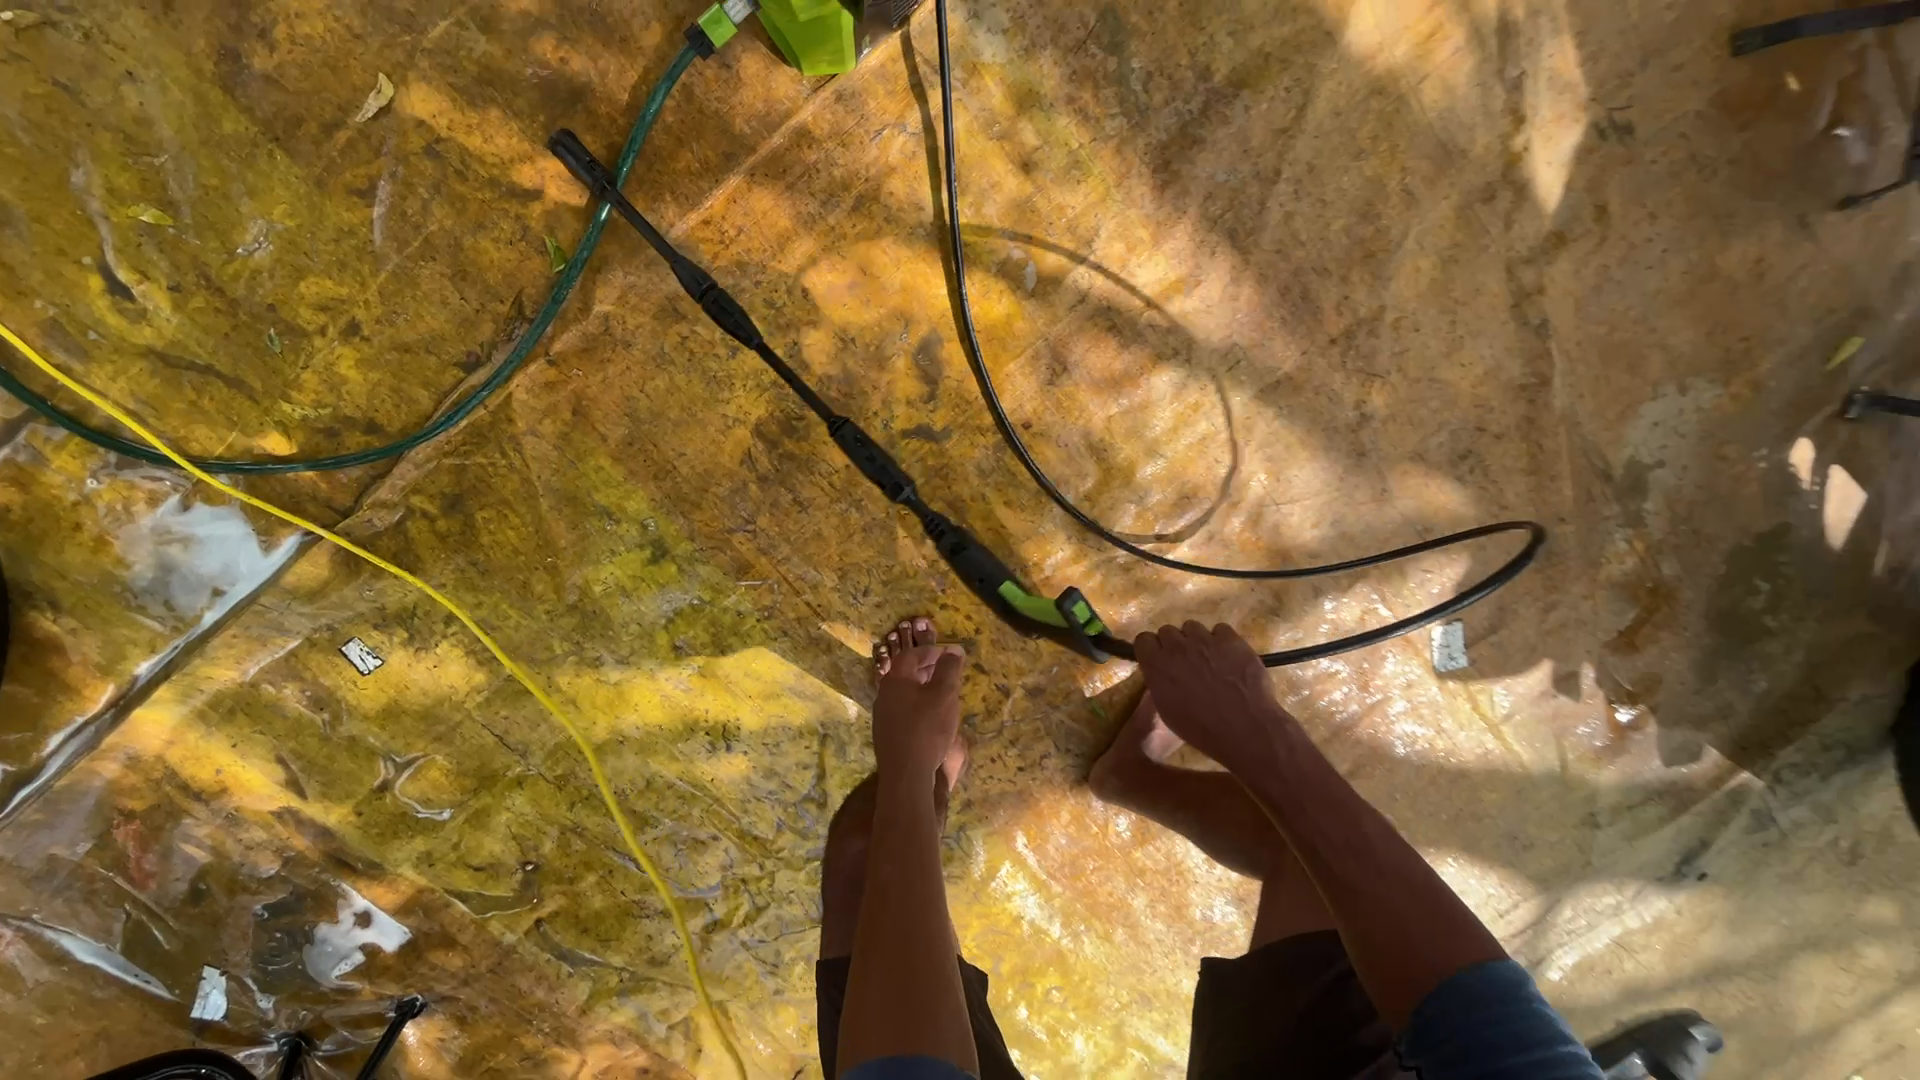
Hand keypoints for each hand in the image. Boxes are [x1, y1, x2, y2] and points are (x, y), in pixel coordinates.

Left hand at [873, 641, 966, 783]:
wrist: (905, 773)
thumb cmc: (927, 728)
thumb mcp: (945, 694)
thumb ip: (949, 669)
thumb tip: (954, 649)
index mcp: (896, 679)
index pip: (911, 655)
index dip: (931, 652)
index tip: (948, 655)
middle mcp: (884, 693)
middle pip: (904, 672)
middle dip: (926, 668)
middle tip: (946, 671)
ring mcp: (882, 714)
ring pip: (903, 692)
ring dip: (921, 687)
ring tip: (941, 693)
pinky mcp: (885, 732)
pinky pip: (902, 709)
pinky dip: (916, 704)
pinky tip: (930, 717)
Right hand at [1133, 621, 1288, 775]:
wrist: (1243, 727)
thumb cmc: (1200, 727)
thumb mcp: (1166, 709)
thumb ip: (1159, 682)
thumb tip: (1162, 672)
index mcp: (1157, 664)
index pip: (1143, 639)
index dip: (1152, 649)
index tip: (1159, 659)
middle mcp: (1177, 647)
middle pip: (1168, 631)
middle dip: (1174, 644)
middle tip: (1186, 662)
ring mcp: (1204, 640)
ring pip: (1193, 627)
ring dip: (1197, 640)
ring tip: (1209, 658)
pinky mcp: (1230, 639)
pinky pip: (1220, 629)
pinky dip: (1222, 641)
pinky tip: (1229, 657)